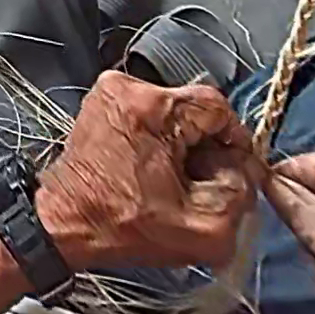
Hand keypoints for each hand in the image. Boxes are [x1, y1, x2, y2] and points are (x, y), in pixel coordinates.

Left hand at [34, 70, 260, 268]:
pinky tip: (151, 165)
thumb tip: (243, 163)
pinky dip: (158, 135)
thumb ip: (241, 189)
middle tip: (197, 180)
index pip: (216, 104)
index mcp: (149, 107)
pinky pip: (147, 110)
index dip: (234, 139)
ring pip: (171, 109)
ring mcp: (108, 89)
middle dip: (205, 143)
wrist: (71, 216)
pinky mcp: (101, 99)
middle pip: (191, 105)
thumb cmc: (128, 223)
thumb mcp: (207, 227)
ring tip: (171, 176)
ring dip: (181, 140)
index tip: (230, 169)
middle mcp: (125, 86)